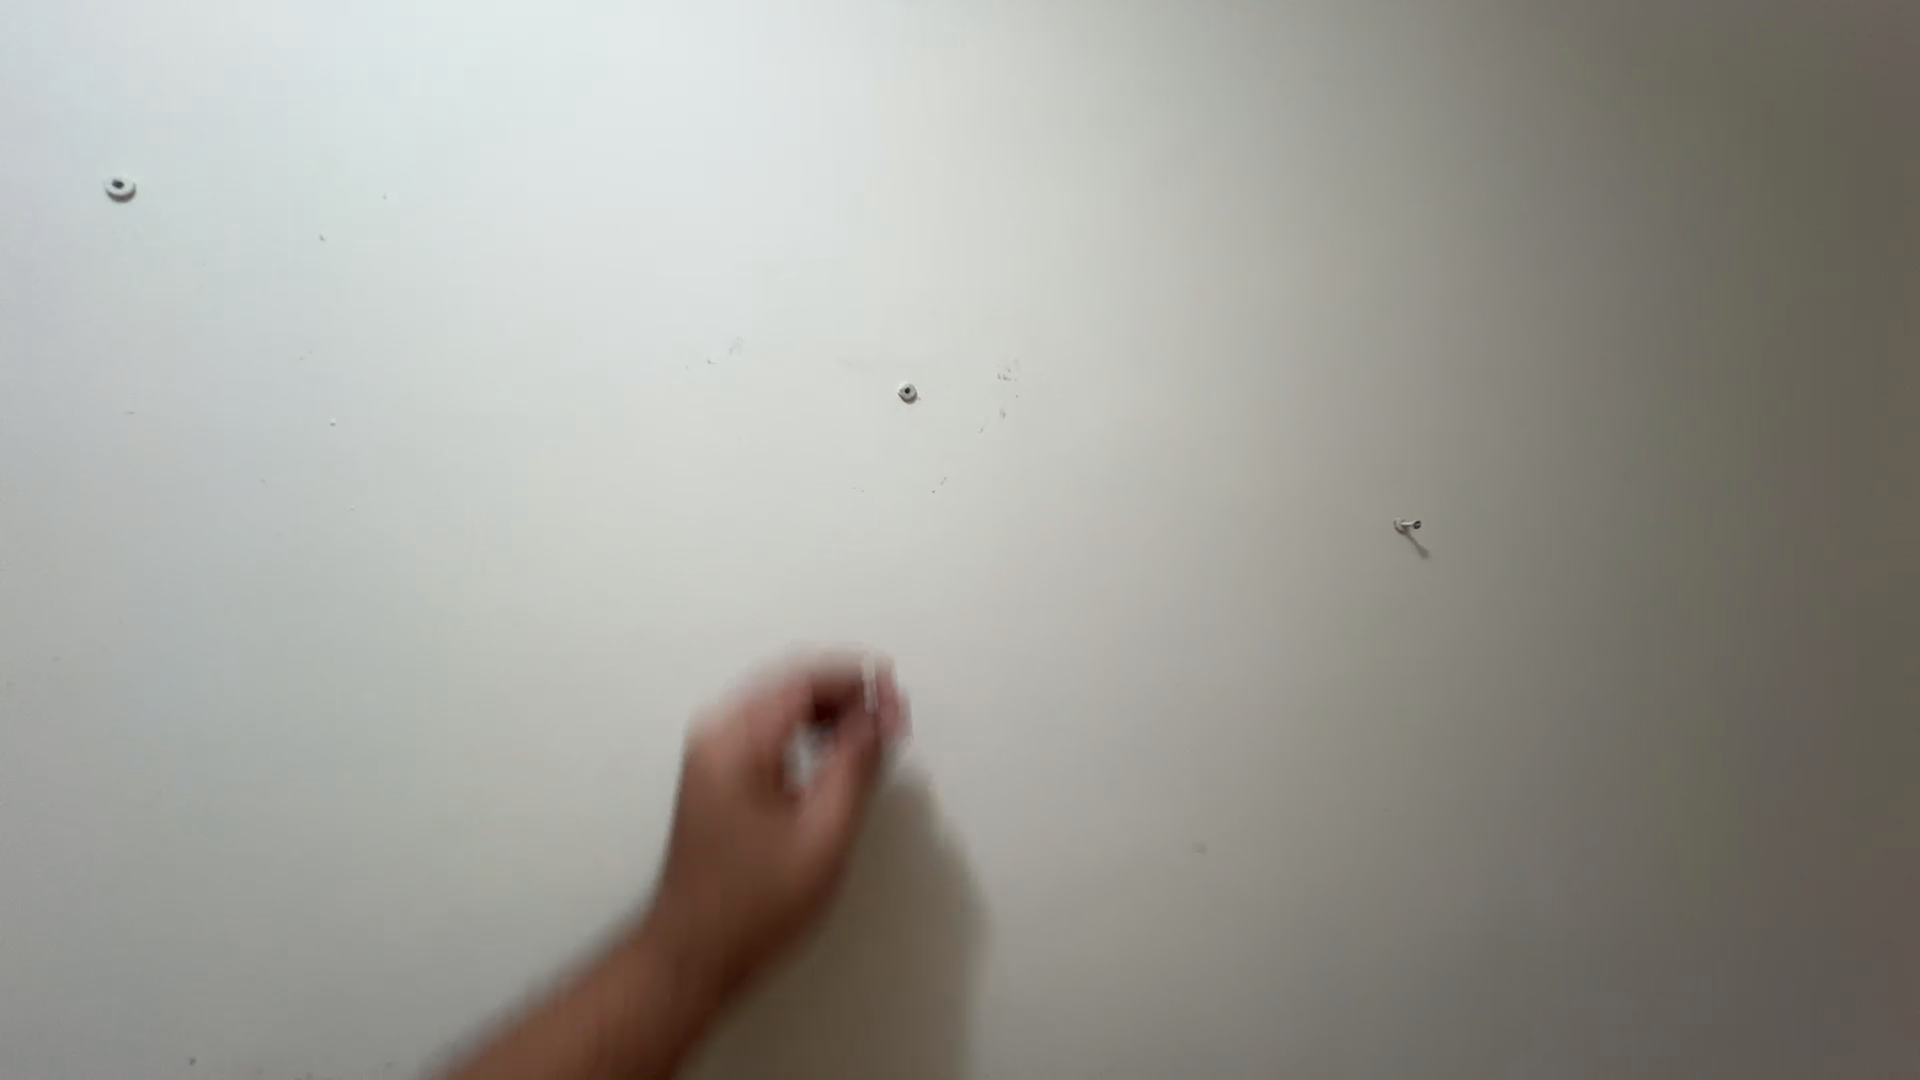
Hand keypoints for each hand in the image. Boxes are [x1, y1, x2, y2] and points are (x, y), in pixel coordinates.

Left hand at [643, 654, 908, 998]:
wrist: (691, 955)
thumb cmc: (756, 903)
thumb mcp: (822, 835)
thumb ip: (856, 766)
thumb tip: (880, 714)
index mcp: (737, 742)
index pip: (804, 681)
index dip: (857, 681)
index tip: (897, 700)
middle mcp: (718, 733)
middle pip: (792, 683)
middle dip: (848, 690)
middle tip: (893, 714)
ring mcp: (713, 750)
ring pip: (782, 700)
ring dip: (832, 706)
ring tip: (876, 729)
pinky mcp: (718, 769)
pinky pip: (770, 724)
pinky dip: (810, 725)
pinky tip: (840, 745)